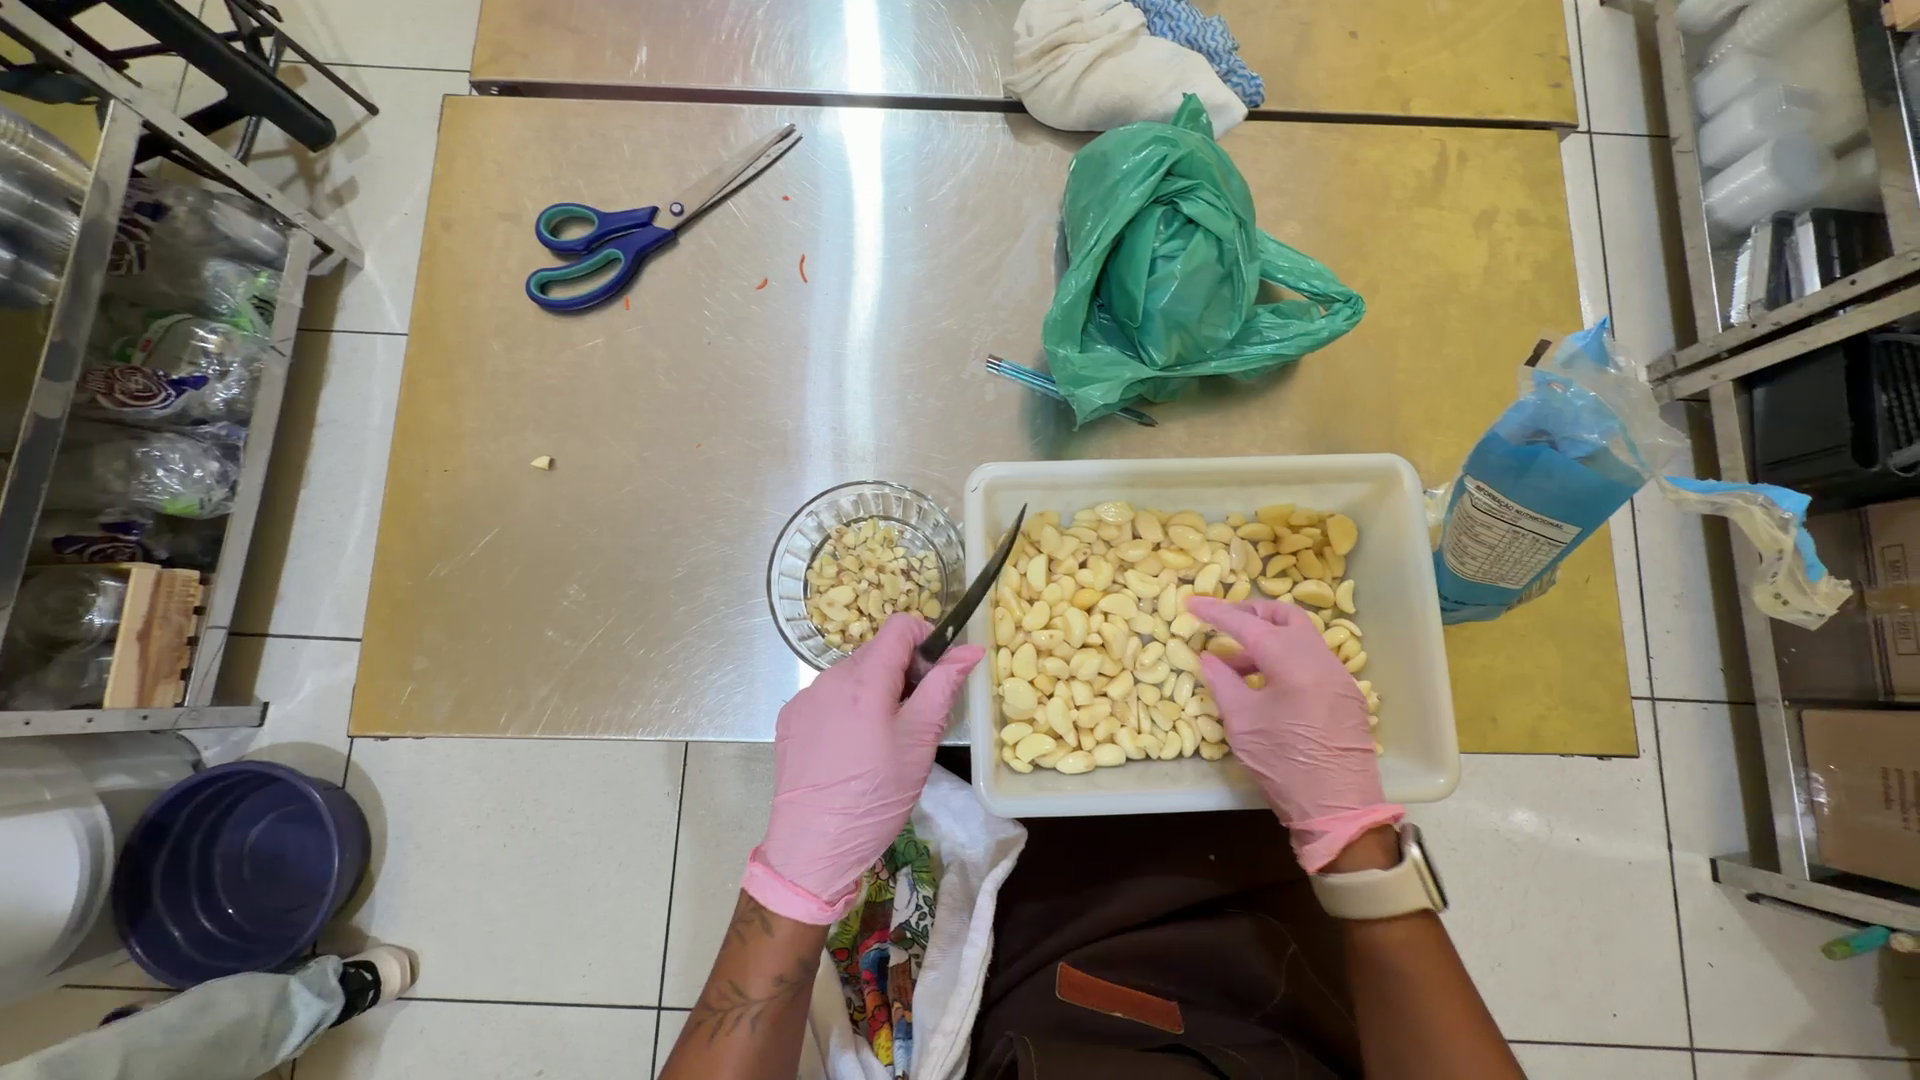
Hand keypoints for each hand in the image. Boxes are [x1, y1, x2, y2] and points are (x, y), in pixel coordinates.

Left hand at [742, 614, 983, 923]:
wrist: (813, 848)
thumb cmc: (876, 796)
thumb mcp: (920, 742)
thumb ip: (943, 687)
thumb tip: (969, 649)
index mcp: (863, 679)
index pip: (899, 626)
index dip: (926, 638)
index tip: (937, 673)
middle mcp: (827, 679)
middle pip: (875, 652)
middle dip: (902, 671)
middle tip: (915, 717)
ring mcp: (804, 699)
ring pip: (851, 676)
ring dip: (874, 691)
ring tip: (883, 739)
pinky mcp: (790, 721)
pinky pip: (828, 698)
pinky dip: (847, 709)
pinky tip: (852, 749)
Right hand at [1185, 596, 1402, 872]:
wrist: (1338, 807)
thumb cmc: (1283, 763)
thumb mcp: (1242, 721)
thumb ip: (1222, 681)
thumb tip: (1208, 658)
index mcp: (1293, 661)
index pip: (1248, 625)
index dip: (1217, 612)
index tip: (1192, 603)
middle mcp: (1321, 659)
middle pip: (1285, 617)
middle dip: (1251, 614)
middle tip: (1222, 624)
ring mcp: (1338, 676)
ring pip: (1301, 637)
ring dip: (1268, 639)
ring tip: (1237, 664)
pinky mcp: (1346, 695)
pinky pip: (1312, 659)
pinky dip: (1285, 658)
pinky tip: (1265, 682)